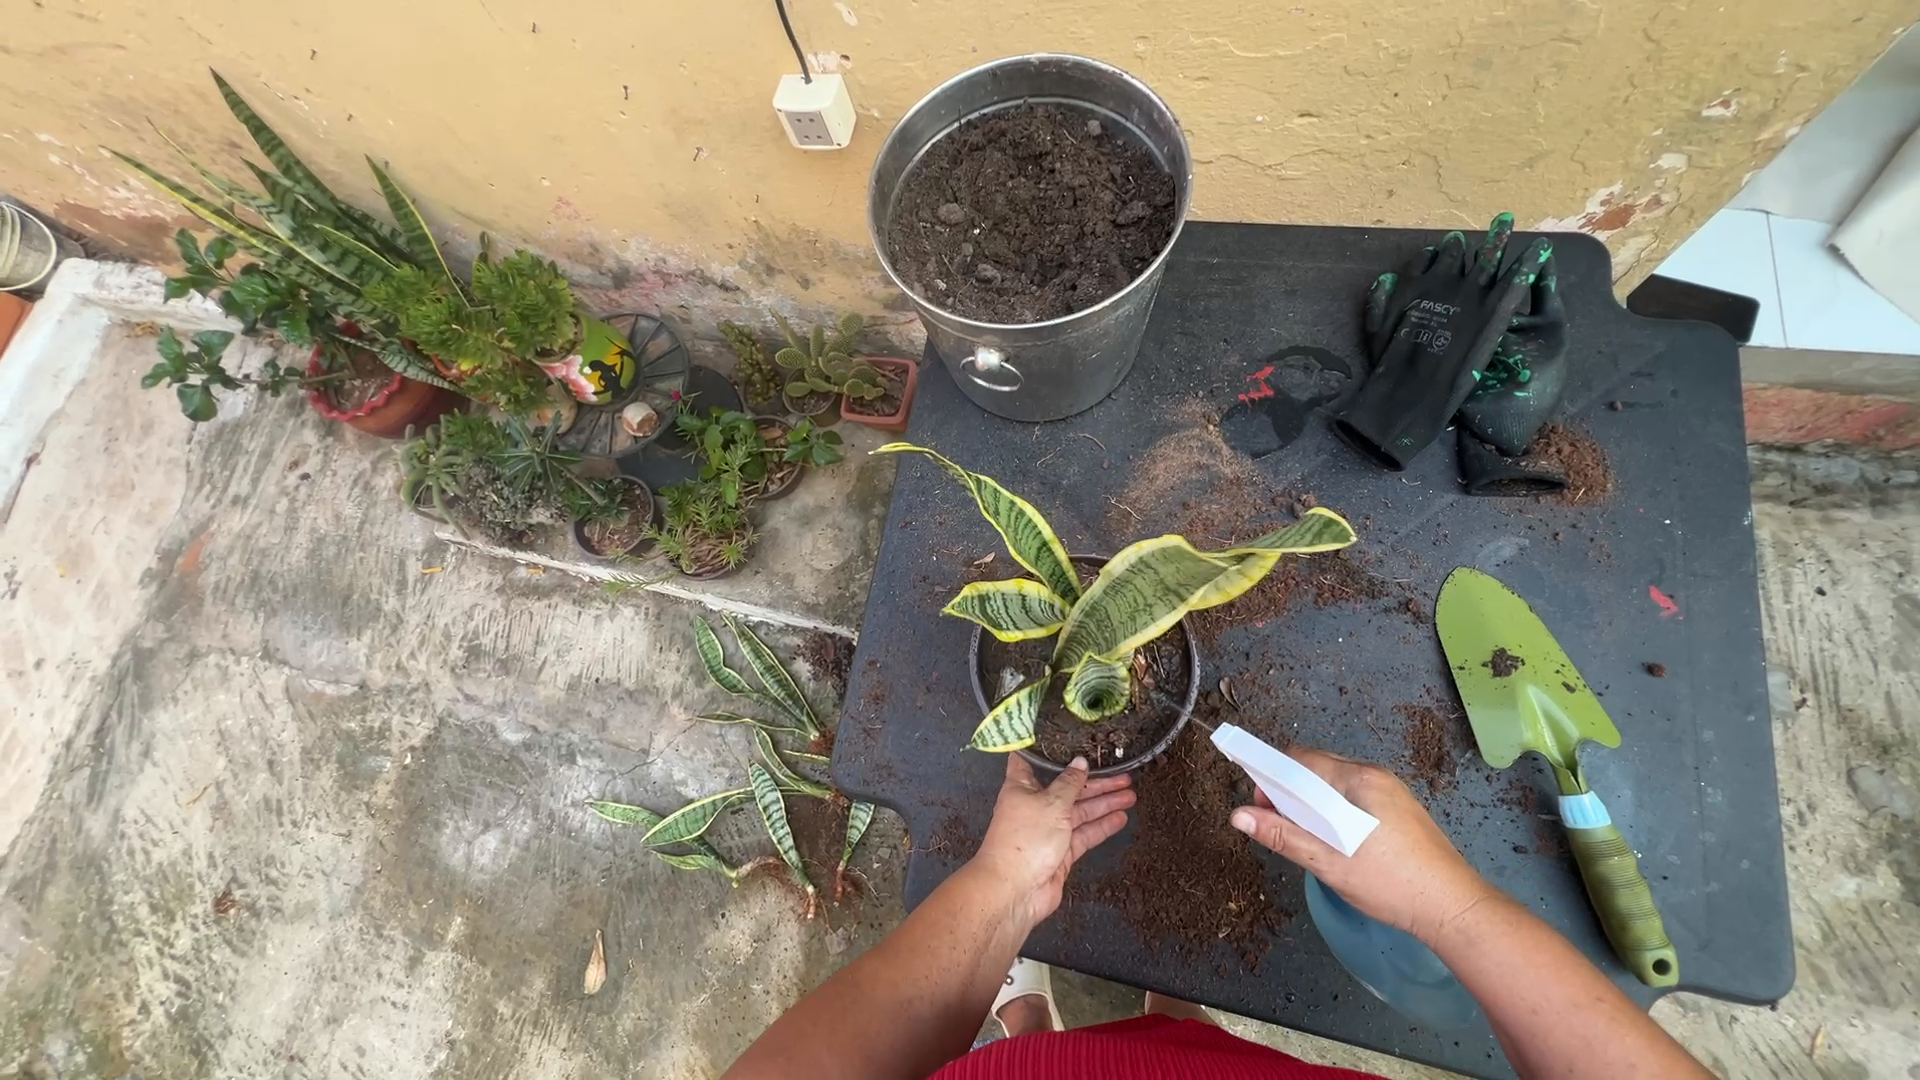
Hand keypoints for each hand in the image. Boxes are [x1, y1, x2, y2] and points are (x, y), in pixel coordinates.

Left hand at [970, 755, 1134, 928]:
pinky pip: (1084, 834)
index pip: (1032, 761)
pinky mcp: (1060, 851)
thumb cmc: (1024, 839)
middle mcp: (1035, 805)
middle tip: (1122, 775)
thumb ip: (1070, 783)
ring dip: (1103, 803)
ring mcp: (1048, 829)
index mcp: (1022, 786)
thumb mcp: (1051, 803)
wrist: (1015, 890)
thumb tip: (1080, 763)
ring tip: (1130, 794)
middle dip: (1094, 781)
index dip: (1048, 750)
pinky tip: (1120, 817)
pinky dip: (1101, 826)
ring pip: (1080, 811)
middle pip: (1068, 787)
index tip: (1068, 739)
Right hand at [1229, 748, 1499, 945]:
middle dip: (1290, 790)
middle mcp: (1374, 775)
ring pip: (1335, 783)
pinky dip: (1334, 808)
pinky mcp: (1400, 808)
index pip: (1300, 758)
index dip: (1273, 776)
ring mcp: (1391, 790)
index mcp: (1357, 780)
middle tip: (1282, 825)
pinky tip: (1337, 840)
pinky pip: (1354, 795)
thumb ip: (1283, 835)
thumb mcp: (1330, 862)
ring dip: (1313, 801)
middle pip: (1317, 767)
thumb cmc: (1391, 884)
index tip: (1262, 805)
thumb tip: (1237, 815)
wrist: (1457, 910)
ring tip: (1309, 836)